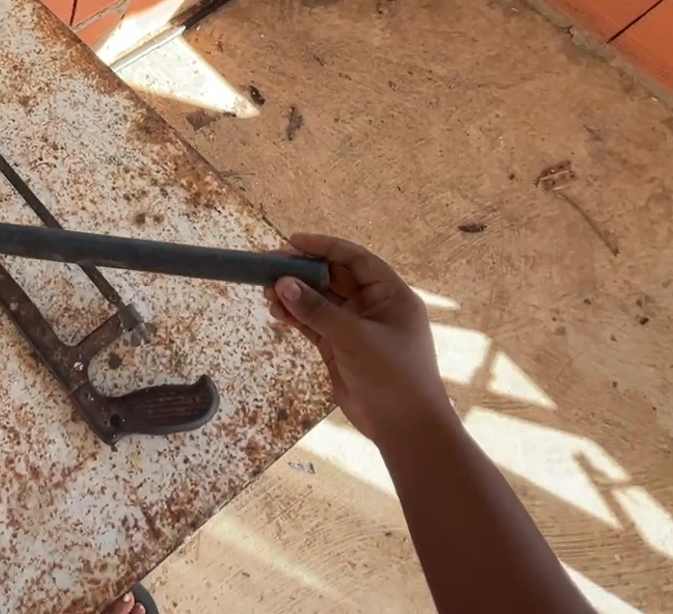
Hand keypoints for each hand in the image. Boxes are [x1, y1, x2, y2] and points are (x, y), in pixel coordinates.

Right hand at [263, 233, 450, 444]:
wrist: (406, 430)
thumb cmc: (393, 376)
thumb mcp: (355, 338)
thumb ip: (317, 309)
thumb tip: (281, 283)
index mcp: (390, 296)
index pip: (355, 259)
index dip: (324, 246)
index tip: (292, 241)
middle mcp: (372, 306)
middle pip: (331, 276)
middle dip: (300, 271)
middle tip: (268, 267)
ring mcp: (354, 326)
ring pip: (318, 299)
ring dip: (293, 294)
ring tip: (267, 292)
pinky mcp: (338, 346)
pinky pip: (311, 321)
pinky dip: (293, 315)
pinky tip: (276, 313)